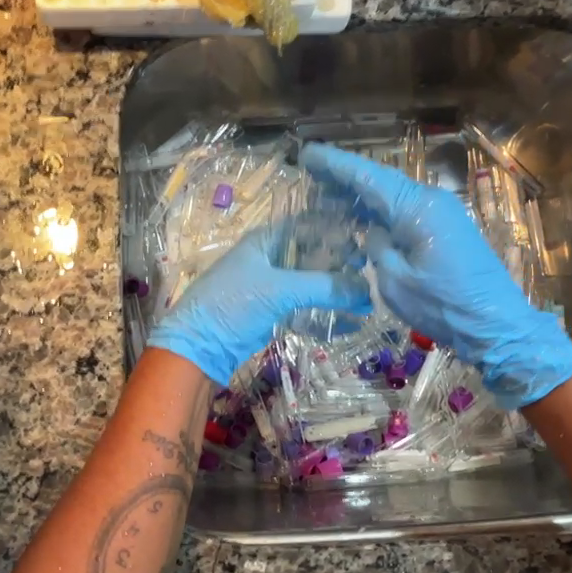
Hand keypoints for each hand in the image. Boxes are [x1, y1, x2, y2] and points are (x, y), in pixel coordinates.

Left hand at [148, 224, 371, 382]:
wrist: (198, 346)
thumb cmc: (233, 304)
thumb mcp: (280, 290)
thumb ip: (324, 286)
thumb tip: (366, 289)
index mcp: (266, 240)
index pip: (309, 226)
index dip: (338, 232)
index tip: (368, 242)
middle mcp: (269, 258)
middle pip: (313, 256)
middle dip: (342, 267)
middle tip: (373, 276)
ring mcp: (269, 287)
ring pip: (309, 285)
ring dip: (336, 293)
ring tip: (368, 303)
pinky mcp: (269, 313)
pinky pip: (303, 309)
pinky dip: (323, 315)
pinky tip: (349, 324)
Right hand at [300, 143, 571, 407]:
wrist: (496, 325)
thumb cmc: (443, 306)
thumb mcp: (394, 282)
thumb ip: (377, 248)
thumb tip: (375, 232)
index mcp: (417, 209)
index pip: (368, 177)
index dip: (335, 165)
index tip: (307, 153)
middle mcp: (431, 201)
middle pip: (380, 181)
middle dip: (344, 177)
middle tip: (310, 172)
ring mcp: (442, 214)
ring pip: (392, 196)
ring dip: (361, 195)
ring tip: (326, 195)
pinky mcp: (446, 229)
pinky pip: (405, 211)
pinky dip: (379, 211)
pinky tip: (360, 219)